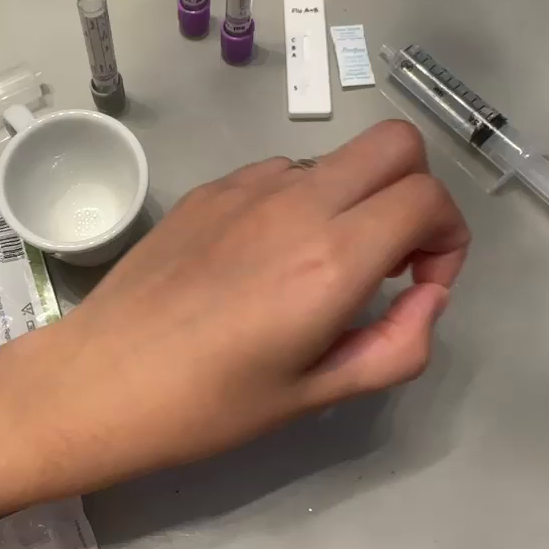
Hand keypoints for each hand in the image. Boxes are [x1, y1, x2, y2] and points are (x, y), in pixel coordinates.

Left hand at [11, 119, 468, 490]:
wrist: (100, 379)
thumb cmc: (208, 404)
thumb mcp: (316, 394)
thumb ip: (396, 345)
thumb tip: (429, 297)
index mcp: (331, 257)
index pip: (428, 197)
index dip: (447, 239)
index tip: (417, 287)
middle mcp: (294, 203)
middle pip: (395, 144)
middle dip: (414, 192)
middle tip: (386, 259)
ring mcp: (244, 188)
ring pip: (333, 157)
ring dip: (351, 199)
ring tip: (314, 268)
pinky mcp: (206, 191)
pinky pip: (277, 173)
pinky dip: (298, 201)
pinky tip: (260, 259)